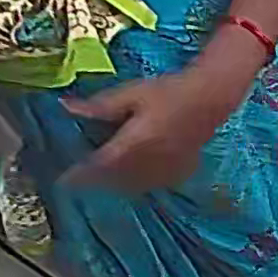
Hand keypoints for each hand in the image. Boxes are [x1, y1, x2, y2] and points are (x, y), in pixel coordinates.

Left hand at [62, 69, 246, 191]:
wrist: (211, 97)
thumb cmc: (171, 91)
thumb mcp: (133, 92)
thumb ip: (102, 105)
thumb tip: (67, 108)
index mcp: (137, 141)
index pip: (102, 163)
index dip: (82, 174)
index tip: (65, 180)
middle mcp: (153, 159)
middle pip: (119, 179)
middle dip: (100, 181)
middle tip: (83, 179)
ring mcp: (171, 166)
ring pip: (140, 185)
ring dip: (121, 185)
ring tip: (107, 181)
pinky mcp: (183, 167)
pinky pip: (159, 183)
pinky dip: (144, 184)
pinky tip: (139, 178)